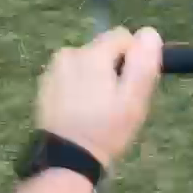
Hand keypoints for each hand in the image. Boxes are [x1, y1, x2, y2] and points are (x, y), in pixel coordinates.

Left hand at [37, 27, 163, 164]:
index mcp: (91, 53)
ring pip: (86, 66)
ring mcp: (52, 71)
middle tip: (117, 104)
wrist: (67, 159)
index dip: (133, 60)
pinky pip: (70, 79)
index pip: (122, 37)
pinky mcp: (44, 88)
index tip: (132, 87)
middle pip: (102, 51)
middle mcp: (68, 54)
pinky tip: (81, 114)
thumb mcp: (133, 99)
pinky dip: (78, 90)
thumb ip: (143, 63)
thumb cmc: (105, 130)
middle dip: (113, 71)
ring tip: (98, 112)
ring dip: (95, 81)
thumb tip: (149, 32)